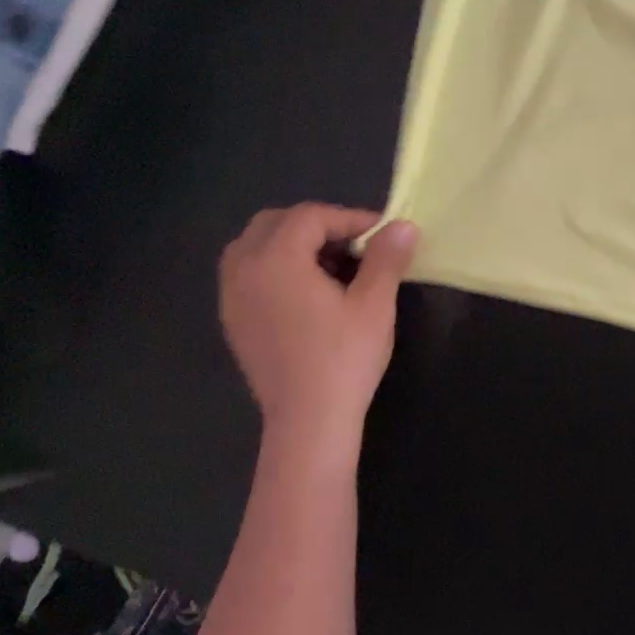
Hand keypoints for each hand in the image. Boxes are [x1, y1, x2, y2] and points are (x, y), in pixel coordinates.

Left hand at [218, 204, 417, 466]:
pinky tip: (308, 297)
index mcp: (276, 258)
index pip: (310, 216)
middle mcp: (243, 267)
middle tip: (357, 249)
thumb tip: (403, 226)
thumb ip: (386, 260)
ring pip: (257, 247)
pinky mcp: (234, 319)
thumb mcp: (374, 306)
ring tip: (332, 270)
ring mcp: (232, 294)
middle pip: (276, 224)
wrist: (309, 417)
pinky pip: (249, 275)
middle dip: (317, 227)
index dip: (350, 218)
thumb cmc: (345, 358)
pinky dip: (277, 270)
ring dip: (294, 246)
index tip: (383, 235)